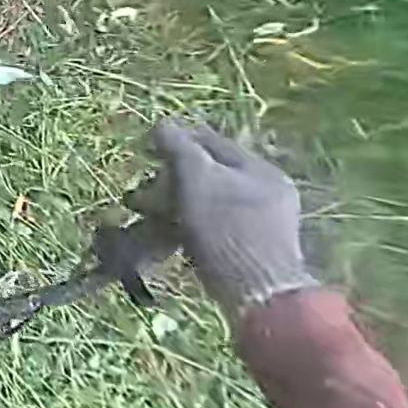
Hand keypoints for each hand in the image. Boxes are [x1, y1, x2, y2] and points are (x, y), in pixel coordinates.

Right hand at [149, 120, 316, 312]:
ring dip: (169, 197)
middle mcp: (263, 189)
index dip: (174, 142)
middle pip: (203, 168)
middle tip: (148, 188)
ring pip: (200, 192)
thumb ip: (179, 146)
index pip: (209, 141)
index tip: (144, 151)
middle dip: (168, 175)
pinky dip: (182, 215)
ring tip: (150, 210)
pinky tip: (167, 225)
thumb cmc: (223, 223)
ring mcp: (256, 214)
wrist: (253, 284)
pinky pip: (205, 213)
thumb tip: (163, 124)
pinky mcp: (243, 235)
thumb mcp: (196, 177)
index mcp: (259, 170)